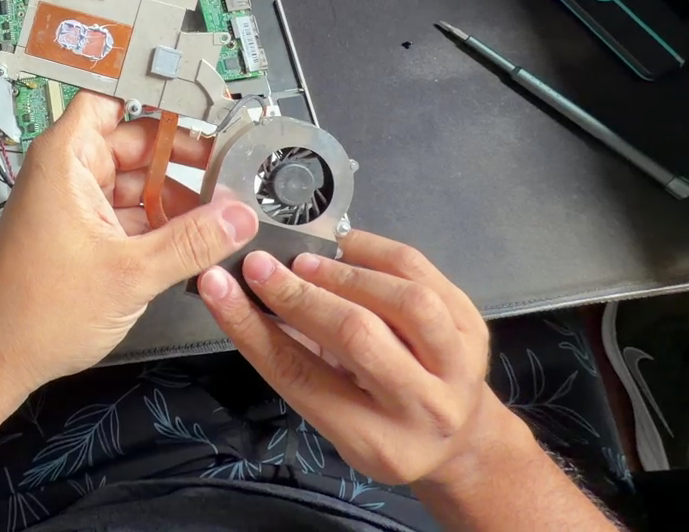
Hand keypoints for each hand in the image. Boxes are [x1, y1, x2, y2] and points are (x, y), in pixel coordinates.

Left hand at [0, 91, 259, 405]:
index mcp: (65, 157)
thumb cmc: (40, 309)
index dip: (151, 95)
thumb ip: (192, 242)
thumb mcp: (131, 273)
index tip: (199, 100)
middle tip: (227, 164)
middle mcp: (66, 170)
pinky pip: (123, 210)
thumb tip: (238, 216)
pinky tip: (193, 237)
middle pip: (131, 140)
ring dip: (171, 193)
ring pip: (131, 179)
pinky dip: (155, 220)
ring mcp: (72, 201)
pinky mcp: (78, 230)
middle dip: (178, 153)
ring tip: (220, 208)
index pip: (109, 99)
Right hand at [196, 230, 530, 488]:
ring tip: (305, 261)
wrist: (459, 435)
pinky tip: (339, 247)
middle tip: (258, 264)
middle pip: (358, 338)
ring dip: (343, 274)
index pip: (300, 376)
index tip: (217, 283)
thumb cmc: (373, 416)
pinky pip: (421, 270)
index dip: (250, 325)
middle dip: (299, 293)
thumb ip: (283, 351)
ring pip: (404, 302)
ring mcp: (458, 364)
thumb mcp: (325, 406)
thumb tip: (230, 287)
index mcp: (375, 440)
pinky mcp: (472, 323)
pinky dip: (372, 249)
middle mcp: (425, 408)